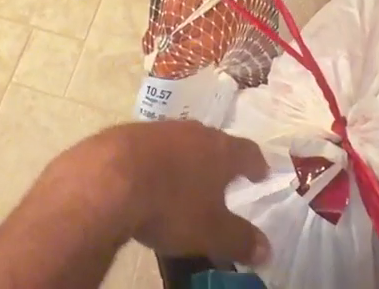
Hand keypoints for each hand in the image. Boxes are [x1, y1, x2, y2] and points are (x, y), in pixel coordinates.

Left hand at [55, 121, 271, 266]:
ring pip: (183, 142)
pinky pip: (153, 147)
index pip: (247, 152)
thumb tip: (268, 249)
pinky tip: (150, 178)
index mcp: (220, 150)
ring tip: (186, 179)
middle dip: (220, 160)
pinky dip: (158, 162)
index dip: (256, 165)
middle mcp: (194, 131)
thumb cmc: (171, 204)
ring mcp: (161, 129)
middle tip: (224, 178)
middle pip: (214, 142)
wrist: (111, 178)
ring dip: (187, 159)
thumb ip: (240, 239)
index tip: (261, 173)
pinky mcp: (130, 135)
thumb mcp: (211, 232)